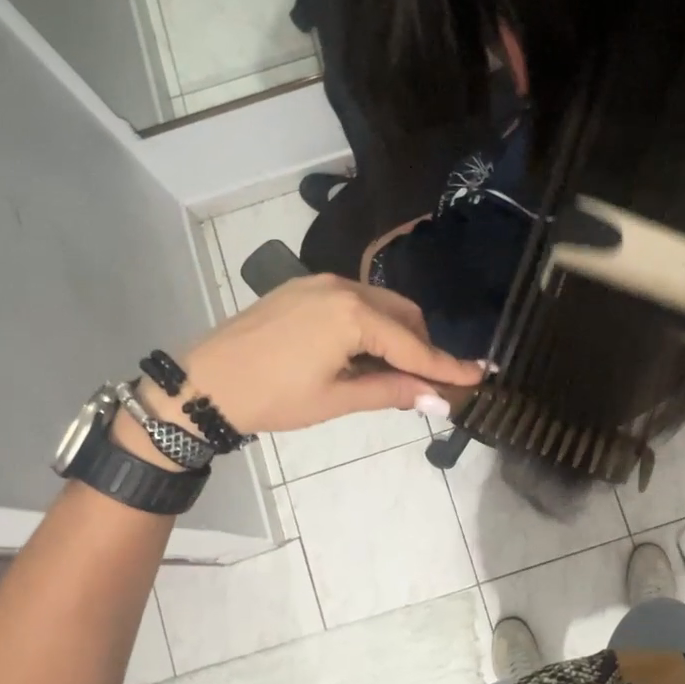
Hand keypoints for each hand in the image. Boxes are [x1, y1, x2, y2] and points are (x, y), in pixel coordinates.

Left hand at [148, 274, 483, 433]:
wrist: (203, 384)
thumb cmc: (272, 398)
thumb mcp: (336, 400)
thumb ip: (391, 391)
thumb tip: (438, 400)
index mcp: (353, 315)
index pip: (414, 345)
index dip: (447, 366)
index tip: (481, 375)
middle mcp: (342, 288)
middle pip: (403, 315)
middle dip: (421, 348)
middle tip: (427, 385)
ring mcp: (320, 284)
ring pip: (379, 306)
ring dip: (396, 335)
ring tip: (392, 373)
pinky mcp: (302, 289)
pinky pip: (353, 302)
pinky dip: (369, 326)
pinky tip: (362, 354)